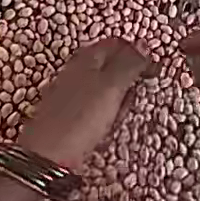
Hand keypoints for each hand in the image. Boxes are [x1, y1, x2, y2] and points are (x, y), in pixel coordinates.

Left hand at [15, 39, 153, 169]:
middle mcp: (77, 68)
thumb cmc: (80, 120)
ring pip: (105, 89)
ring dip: (117, 103)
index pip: (118, 43)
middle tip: (130, 100)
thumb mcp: (111, 87)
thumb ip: (129, 63)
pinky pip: (96, 108)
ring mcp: (71, 90)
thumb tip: (145, 45)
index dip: (139, 54)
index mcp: (88, 56)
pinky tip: (103, 130)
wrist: (45, 157)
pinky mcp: (69, 112)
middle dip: (128, 82)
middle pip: (112, 65)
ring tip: (114, 120)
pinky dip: (105, 116)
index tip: (154, 71)